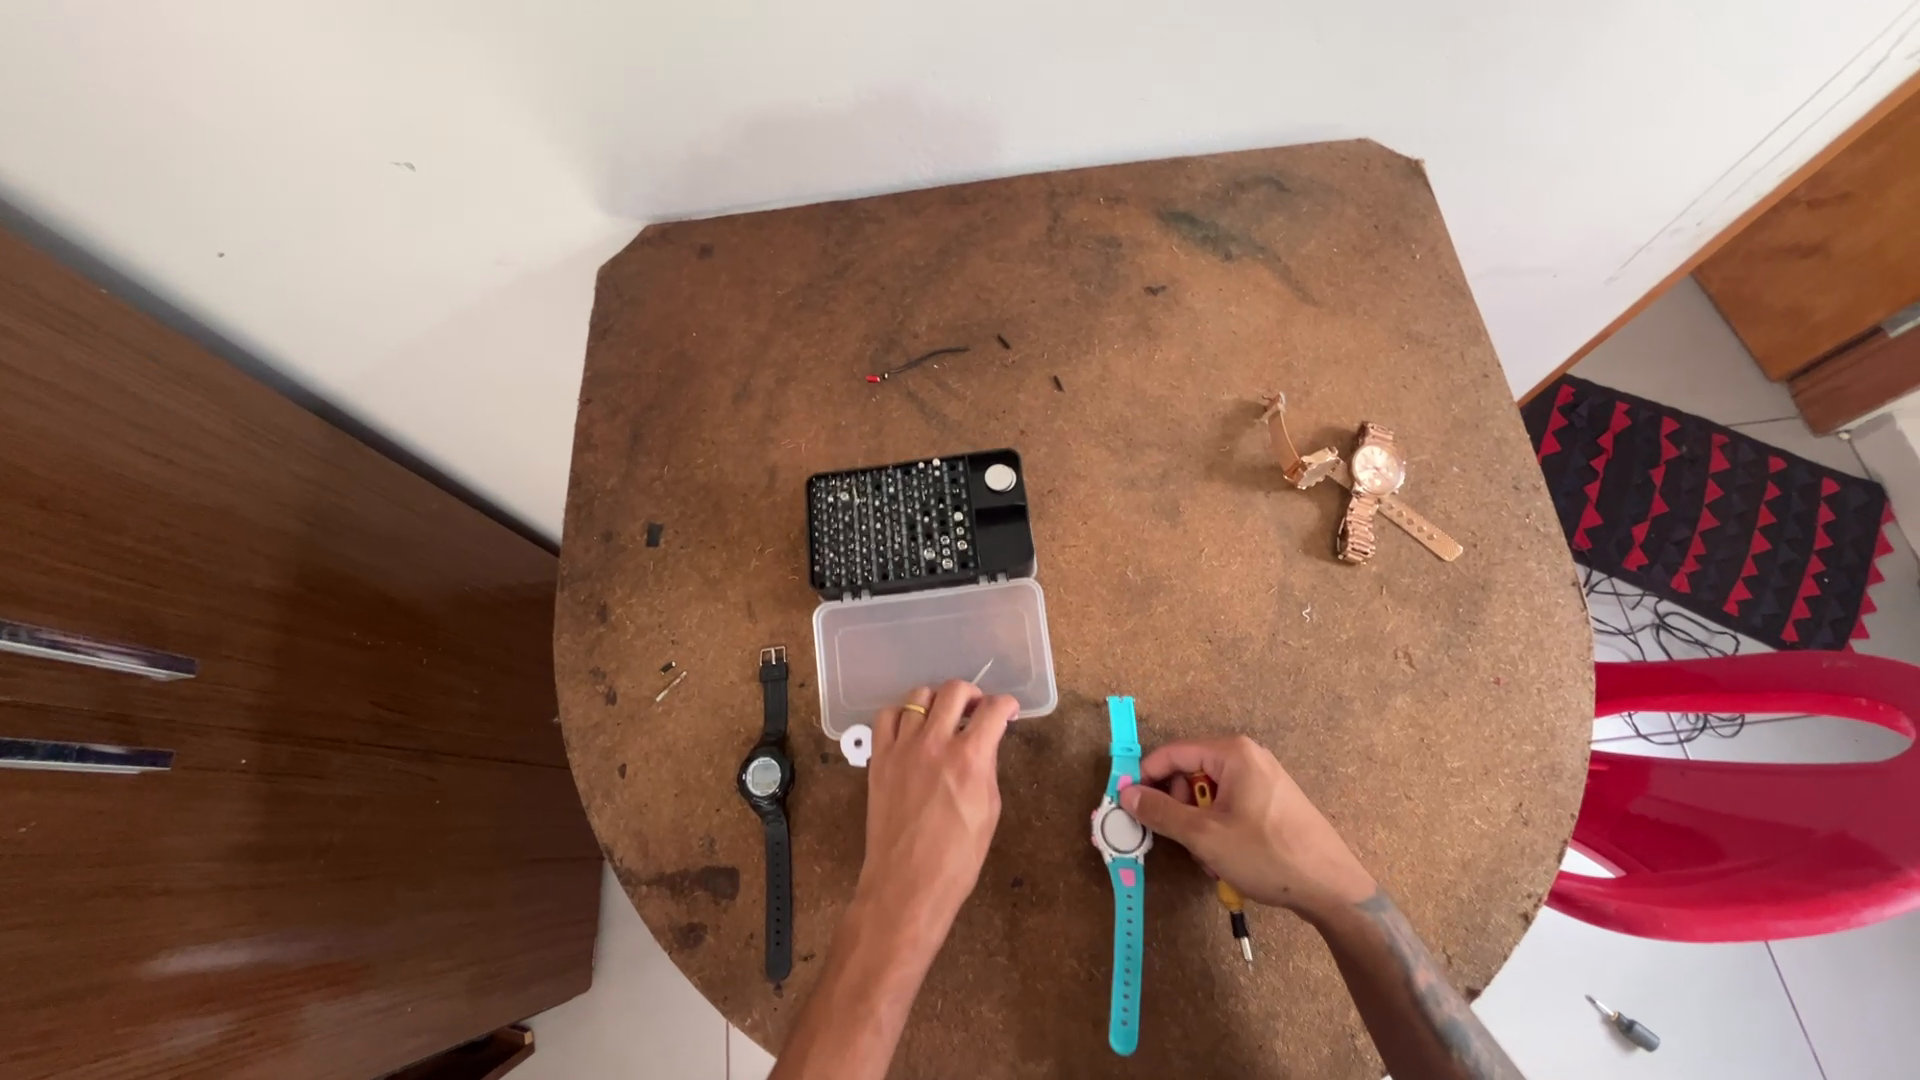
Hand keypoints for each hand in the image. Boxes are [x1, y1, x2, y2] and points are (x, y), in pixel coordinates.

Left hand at [857, 680, 1016, 930]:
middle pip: (954, 690)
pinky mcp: (879, 758)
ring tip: (943, 717)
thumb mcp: (989, 810)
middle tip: (977, 710)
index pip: (993, 709)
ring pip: (919, 696)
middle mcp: (935, 743)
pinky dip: (902, 715)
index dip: (1006, 704)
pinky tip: (911, 729)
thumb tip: (985, 744)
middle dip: (973, 694)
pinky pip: (887, 717)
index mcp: (970, 758)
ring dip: (937, 701)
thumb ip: (987, 768)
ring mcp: (903, 748)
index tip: (1008, 711)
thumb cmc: (957, 858)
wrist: (908, 884)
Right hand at [1119, 735, 1374, 918]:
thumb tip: (1127, 795)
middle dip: (1178, 807)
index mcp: (1232, 753)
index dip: (1147, 777)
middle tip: (1179, 838)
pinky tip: (1226, 858)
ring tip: (1208, 857)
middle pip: (1190, 772)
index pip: (1172, 753)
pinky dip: (1219, 829)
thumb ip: (1161, 812)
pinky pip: (1230, 806)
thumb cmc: (1267, 854)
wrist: (1334, 889)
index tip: (1129, 804)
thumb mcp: (1204, 836)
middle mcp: (1248, 757)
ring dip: (1198, 825)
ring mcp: (1263, 779)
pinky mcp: (1273, 803)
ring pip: (1209, 794)